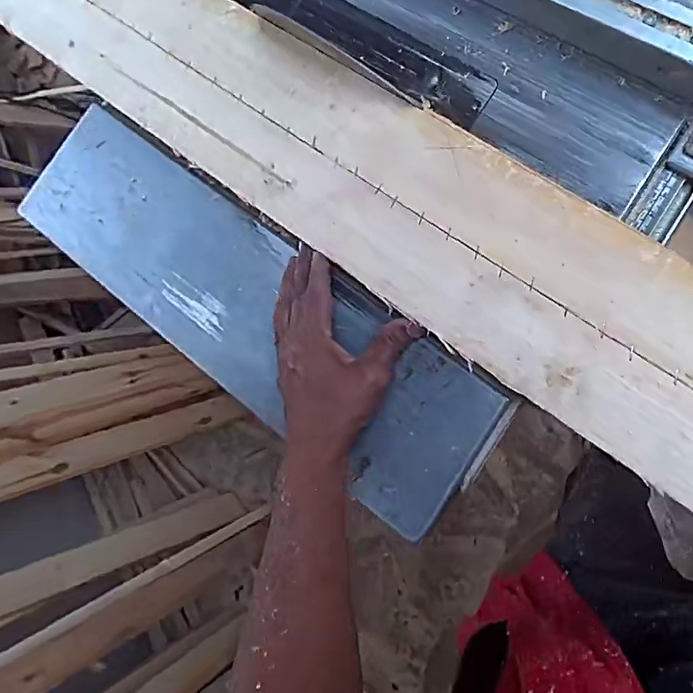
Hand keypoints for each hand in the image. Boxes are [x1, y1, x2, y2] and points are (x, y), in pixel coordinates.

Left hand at [273, 246, 422, 469]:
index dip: (318, 271)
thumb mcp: (372, 377)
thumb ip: (388, 346)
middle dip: (299, 272)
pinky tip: (288, 309)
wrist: (314, 445)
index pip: (315, 296)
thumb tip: (412, 322)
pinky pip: (281, 326)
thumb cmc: (343, 410)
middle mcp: (294, 342)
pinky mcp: (285, 365)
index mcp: (312, 339)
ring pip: (283, 311)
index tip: (318, 247)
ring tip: (291, 268)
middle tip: (303, 247)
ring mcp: (286, 354)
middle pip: (294, 299)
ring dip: (288, 287)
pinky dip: (284, 308)